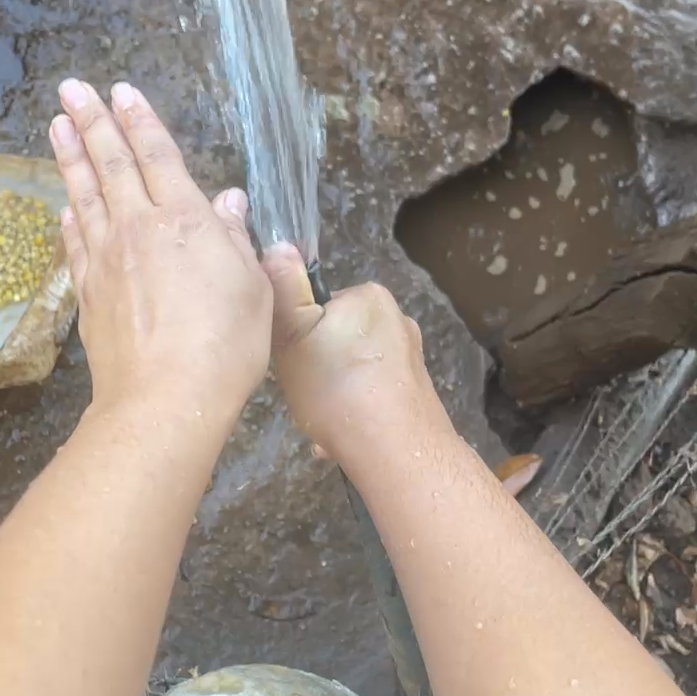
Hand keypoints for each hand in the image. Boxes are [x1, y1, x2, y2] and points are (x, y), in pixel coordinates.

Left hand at [49, 80, 271, 422]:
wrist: (164, 398)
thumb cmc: (225, 344)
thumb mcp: (252, 288)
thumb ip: (235, 239)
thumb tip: (229, 202)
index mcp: (184, 220)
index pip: (157, 156)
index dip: (139, 120)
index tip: (120, 91)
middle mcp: (138, 229)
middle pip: (110, 165)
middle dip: (91, 122)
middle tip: (70, 90)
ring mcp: (106, 261)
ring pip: (84, 197)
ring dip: (70, 159)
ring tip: (57, 127)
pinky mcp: (88, 294)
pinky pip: (75, 245)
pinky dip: (69, 220)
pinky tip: (65, 208)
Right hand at [262, 245, 451, 464]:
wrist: (395, 450)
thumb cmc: (336, 389)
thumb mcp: (293, 335)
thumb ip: (284, 289)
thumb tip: (278, 245)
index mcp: (368, 296)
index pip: (318, 307)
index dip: (299, 337)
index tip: (295, 365)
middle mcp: (396, 318)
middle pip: (337, 339)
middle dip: (319, 367)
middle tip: (306, 396)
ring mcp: (411, 356)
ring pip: (354, 370)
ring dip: (334, 393)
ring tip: (323, 425)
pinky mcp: (418, 390)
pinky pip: (372, 394)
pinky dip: (355, 411)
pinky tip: (342, 438)